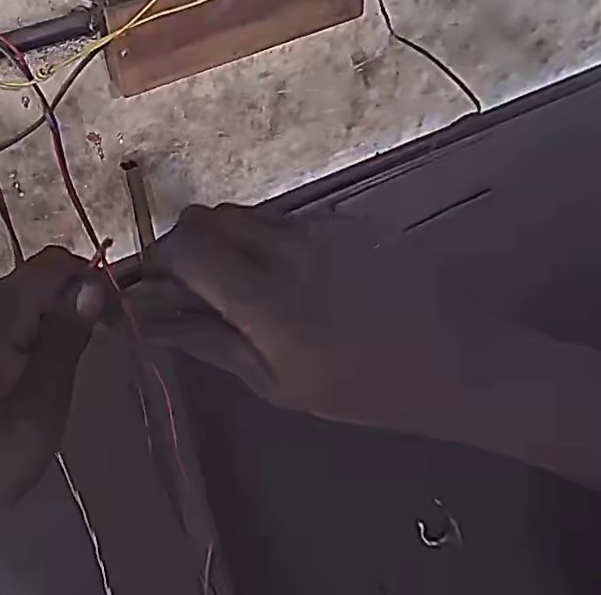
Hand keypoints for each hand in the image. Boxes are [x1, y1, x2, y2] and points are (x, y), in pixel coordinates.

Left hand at [0, 246, 107, 535]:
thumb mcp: (40, 411)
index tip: (114, 320)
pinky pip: (19, 307)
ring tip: (70, 362)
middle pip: (45, 274)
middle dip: (78, 299)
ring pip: (35, 289)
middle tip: (98, 343)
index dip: (93, 280)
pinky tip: (44, 364)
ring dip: (61, 314)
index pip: (57, 264)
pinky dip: (42, 325)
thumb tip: (93, 287)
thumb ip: (66, 341)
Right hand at [133, 204, 531, 436]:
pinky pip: (281, 216)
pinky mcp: (337, 216)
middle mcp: (286, 248)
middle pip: (205, 218)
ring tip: (248, 281)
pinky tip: (296, 273)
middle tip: (196, 281)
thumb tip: (148, 323)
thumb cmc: (360, 387)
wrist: (452, 358)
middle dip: (185, 243)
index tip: (156, 281)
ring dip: (224, 239)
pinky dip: (265, 237)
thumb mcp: (276, 382)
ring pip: (241, 213)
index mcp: (267, 300)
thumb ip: (207, 342)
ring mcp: (315, 225)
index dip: (159, 258)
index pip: (187, 248)